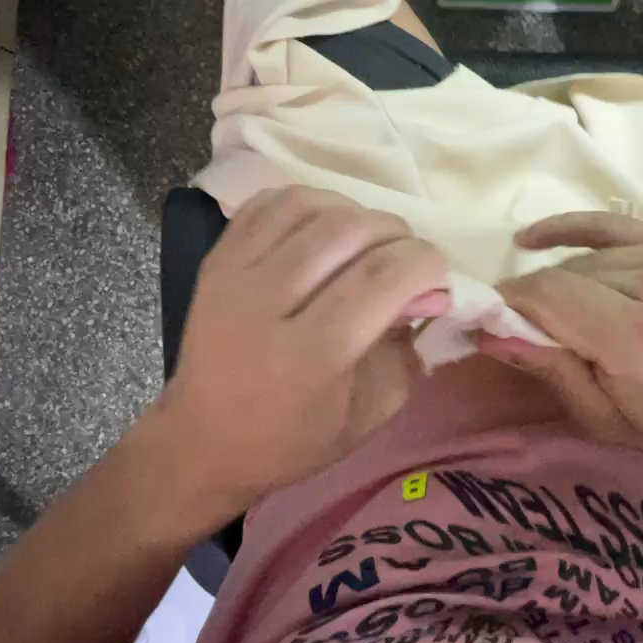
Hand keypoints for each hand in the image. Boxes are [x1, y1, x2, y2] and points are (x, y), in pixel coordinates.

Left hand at [147, 188, 449, 511]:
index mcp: (309, 356)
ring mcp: (233, 275)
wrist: (204, 439)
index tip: (438, 271)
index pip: (381, 277)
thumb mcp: (370, 413)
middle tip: (407, 256)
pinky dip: (310, 202)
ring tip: (368, 238)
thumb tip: (430, 290)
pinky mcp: (215, 259)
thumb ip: (407, 348)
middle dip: (396, 232)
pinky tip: (326, 225)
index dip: (425, 261)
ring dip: (355, 212)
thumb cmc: (294, 439)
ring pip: (309, 206)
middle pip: (347, 231)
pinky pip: (269, 203)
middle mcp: (266, 304)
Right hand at [480, 212, 642, 474]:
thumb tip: (488, 334)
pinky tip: (531, 237)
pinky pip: (609, 223)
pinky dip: (568, 227)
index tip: (481, 324)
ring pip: (580, 260)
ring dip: (555, 285)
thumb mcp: (611, 422)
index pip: (546, 296)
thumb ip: (549, 371)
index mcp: (638, 339)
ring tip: (555, 317)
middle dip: (526, 300)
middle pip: (559, 275)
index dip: (505, 306)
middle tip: (512, 329)